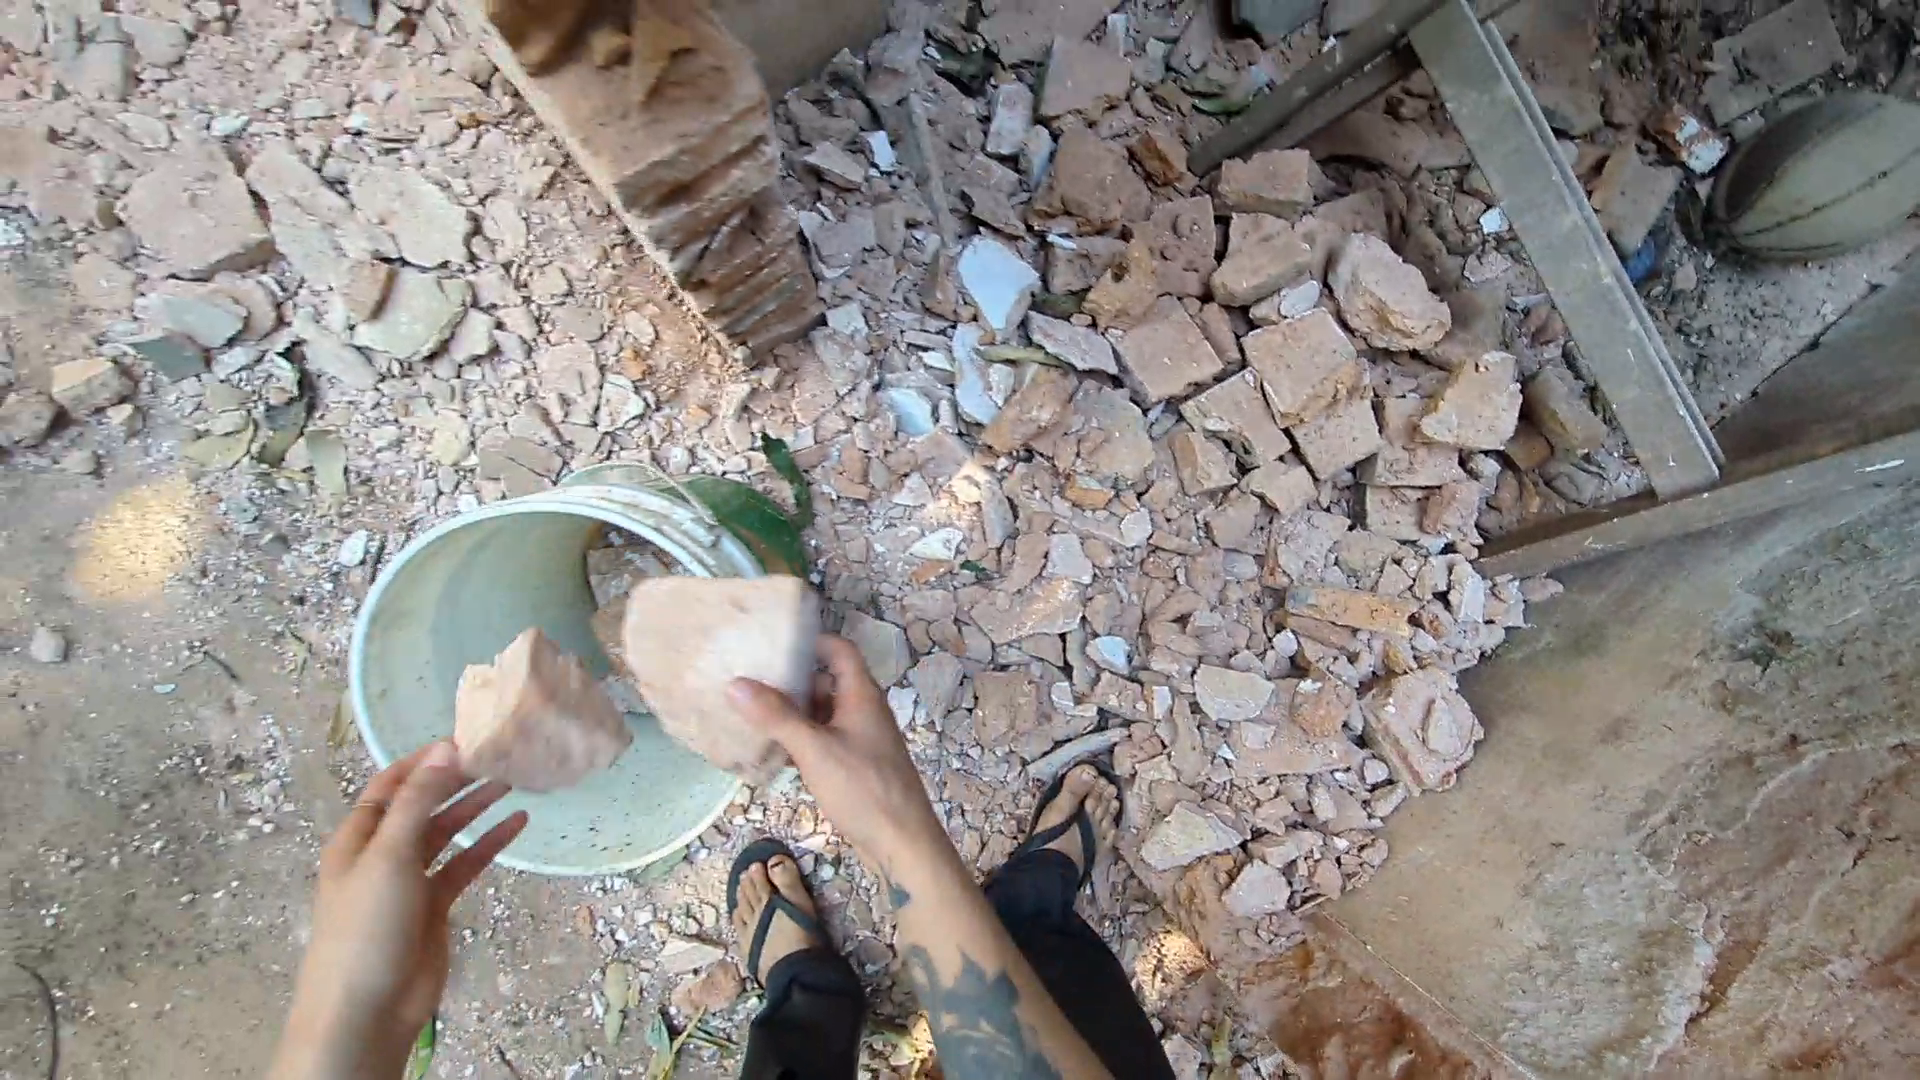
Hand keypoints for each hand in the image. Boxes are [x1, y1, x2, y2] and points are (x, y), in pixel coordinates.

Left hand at [269, 741, 527, 1079]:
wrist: (367, 1010)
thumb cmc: (367, 926)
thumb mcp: (391, 855)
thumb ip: (419, 801)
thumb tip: (446, 749)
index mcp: (358, 839)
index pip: (389, 786)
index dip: (422, 760)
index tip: (465, 738)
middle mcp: (382, 853)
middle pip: (423, 804)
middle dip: (456, 779)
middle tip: (498, 754)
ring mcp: (410, 879)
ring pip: (448, 830)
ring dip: (476, 806)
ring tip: (513, 780)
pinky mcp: (436, 902)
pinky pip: (467, 861)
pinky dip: (491, 841)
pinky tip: (519, 823)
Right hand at [729, 635, 946, 874]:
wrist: (902, 841)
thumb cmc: (863, 787)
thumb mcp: (814, 749)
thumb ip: (777, 716)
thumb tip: (735, 684)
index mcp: (862, 694)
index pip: (840, 650)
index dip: (812, 640)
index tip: (774, 641)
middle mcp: (864, 710)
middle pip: (827, 681)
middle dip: (793, 679)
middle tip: (751, 677)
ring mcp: (861, 738)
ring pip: (824, 714)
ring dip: (794, 712)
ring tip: (751, 711)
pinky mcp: (856, 765)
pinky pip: (825, 740)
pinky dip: (802, 739)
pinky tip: (773, 751)